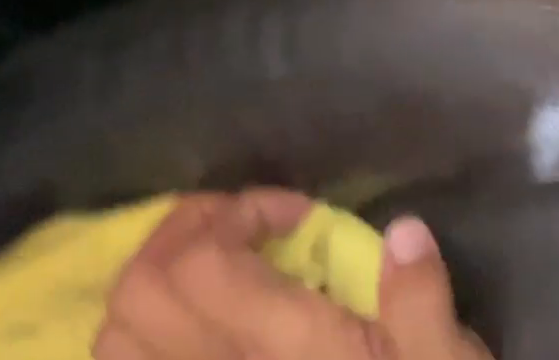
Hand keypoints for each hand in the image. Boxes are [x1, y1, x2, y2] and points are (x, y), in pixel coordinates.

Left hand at [94, 189, 492, 359]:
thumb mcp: (443, 359)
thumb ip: (422, 298)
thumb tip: (404, 229)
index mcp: (284, 351)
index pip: (205, 264)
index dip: (241, 213)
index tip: (301, 214)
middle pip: (143, 290)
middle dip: (189, 229)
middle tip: (252, 218)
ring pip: (115, 333)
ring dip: (159, 274)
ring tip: (220, 254)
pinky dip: (139, 327)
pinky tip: (193, 315)